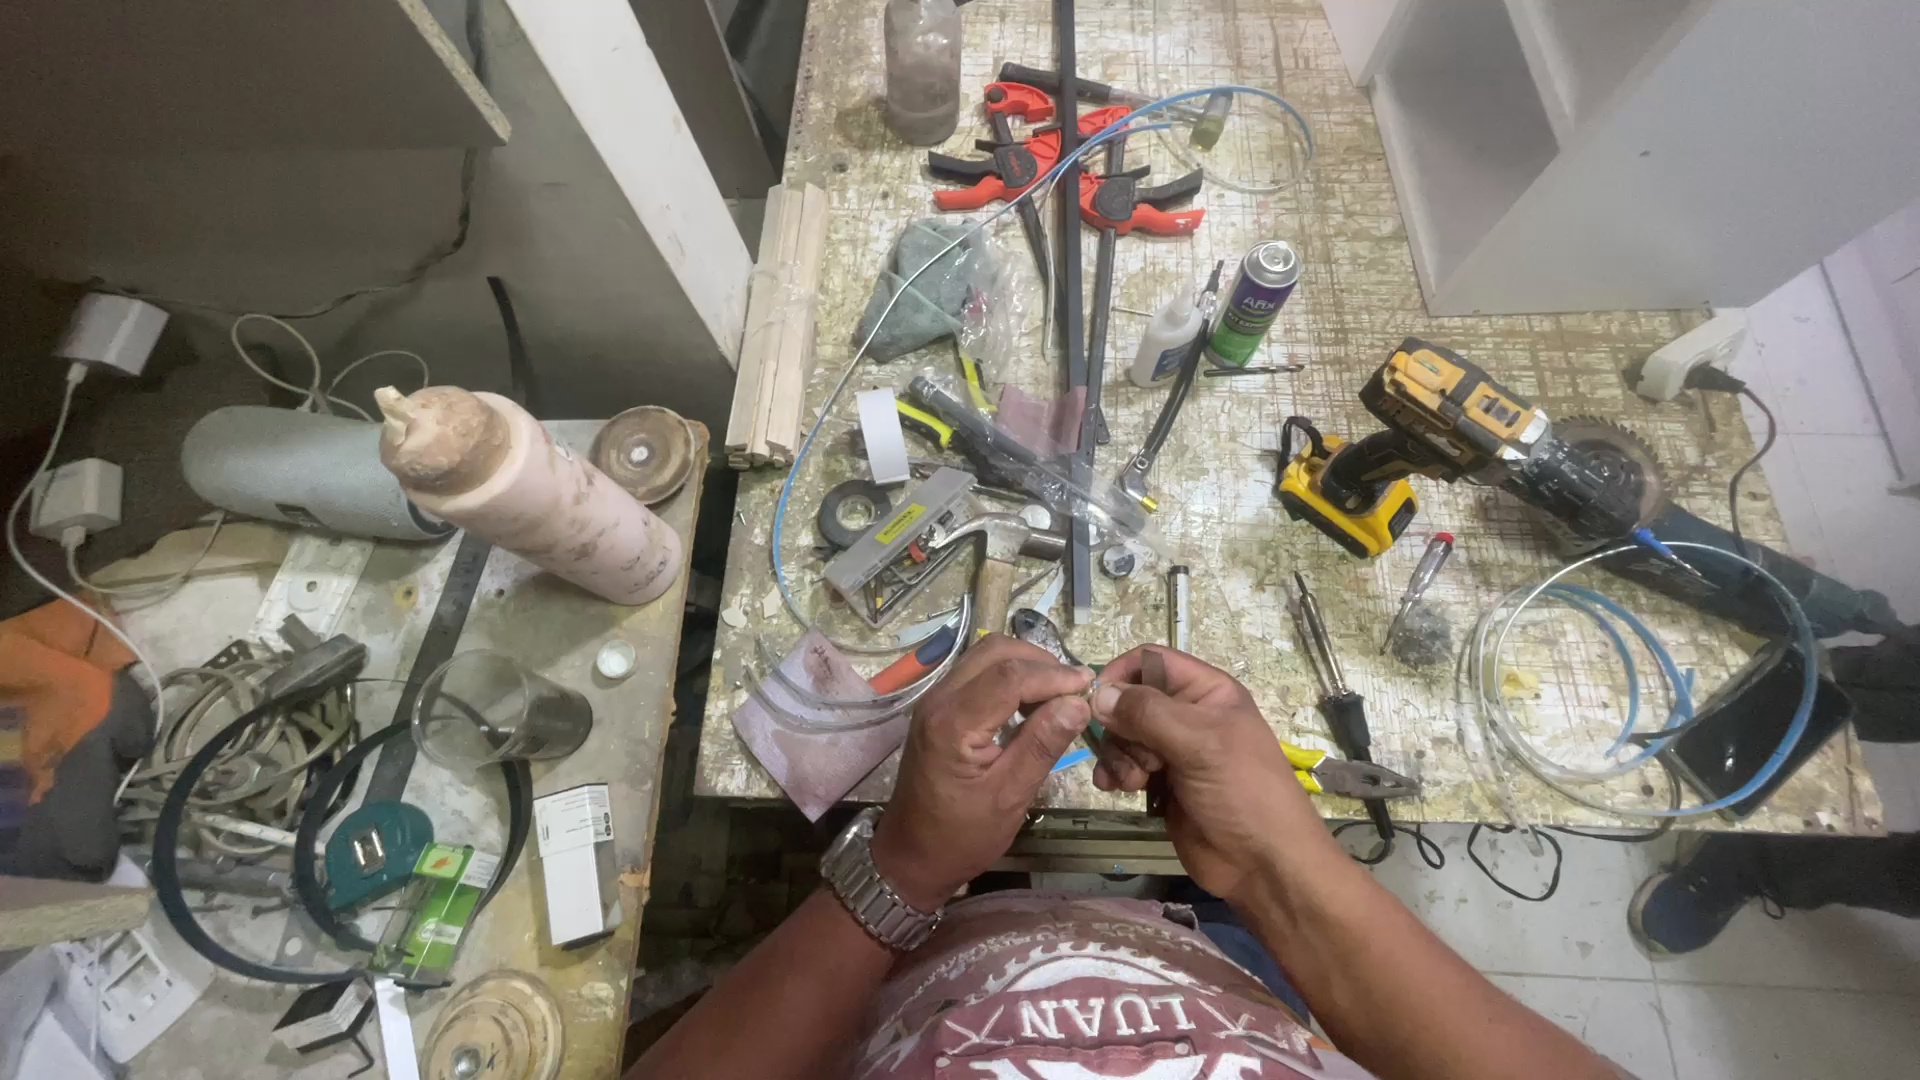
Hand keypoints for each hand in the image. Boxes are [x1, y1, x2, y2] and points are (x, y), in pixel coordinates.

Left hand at [871, 634, 1093, 910]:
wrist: (912, 855)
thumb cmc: (961, 836)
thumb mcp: (1010, 797)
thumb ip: (1042, 745)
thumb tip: (1079, 703)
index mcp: (952, 723)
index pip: (1009, 676)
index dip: (1053, 675)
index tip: (1089, 685)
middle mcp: (938, 699)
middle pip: (995, 651)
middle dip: (1039, 662)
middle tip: (1074, 688)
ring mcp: (934, 699)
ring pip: (985, 656)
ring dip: (1024, 665)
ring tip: (1057, 694)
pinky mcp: (938, 705)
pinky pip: (976, 672)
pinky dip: (1008, 675)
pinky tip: (1030, 702)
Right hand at [1090, 646, 1339, 904]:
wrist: (1263, 866)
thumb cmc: (1243, 793)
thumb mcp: (1199, 743)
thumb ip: (1146, 713)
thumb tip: (1097, 694)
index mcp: (1207, 691)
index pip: (1151, 660)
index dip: (1122, 674)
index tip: (1098, 701)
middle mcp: (1187, 714)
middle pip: (1129, 699)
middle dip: (1121, 727)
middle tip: (1138, 758)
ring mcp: (1171, 748)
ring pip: (1122, 733)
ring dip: (1117, 754)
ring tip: (1132, 782)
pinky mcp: (1159, 781)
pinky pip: (1121, 763)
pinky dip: (1113, 772)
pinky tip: (1114, 788)